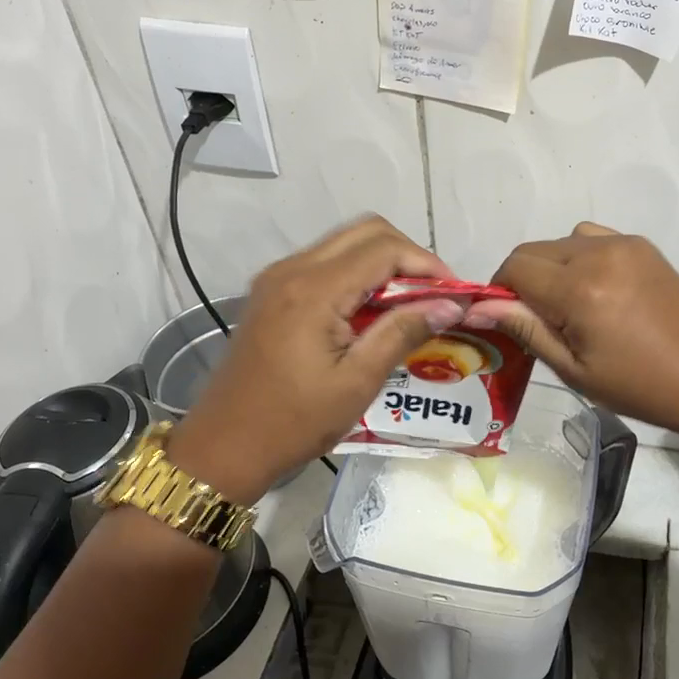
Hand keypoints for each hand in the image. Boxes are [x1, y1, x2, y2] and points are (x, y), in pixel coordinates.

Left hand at [166, 216, 463, 503]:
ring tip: (410, 304)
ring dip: (383, 263)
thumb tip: (449, 305)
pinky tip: (373, 312)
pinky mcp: (272, 292)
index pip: (384, 249)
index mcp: (314, 290)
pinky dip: (357, 274)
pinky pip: (325, 263)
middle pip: (366, 231)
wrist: (224, 447)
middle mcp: (293, 269)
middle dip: (408, 256)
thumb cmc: (294, 422)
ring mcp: (278, 277)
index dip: (427, 264)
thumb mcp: (357, 382)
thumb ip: (402, 333)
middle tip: (433, 296)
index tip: (453, 295)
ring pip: (345, 243)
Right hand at [465, 223, 678, 442]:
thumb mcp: (575, 370)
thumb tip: (478, 307)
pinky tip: (596, 292)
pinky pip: (593, 239)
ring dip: (551, 268)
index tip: (507, 322)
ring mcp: (625, 245)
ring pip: (562, 242)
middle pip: (534, 250)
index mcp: (580, 288)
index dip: (499, 293)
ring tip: (569, 310)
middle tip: (538, 322)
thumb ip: (527, 330)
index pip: (515, 268)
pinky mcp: (644, 247)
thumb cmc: (642, 388)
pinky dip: (579, 258)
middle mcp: (599, 253)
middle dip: (522, 281)